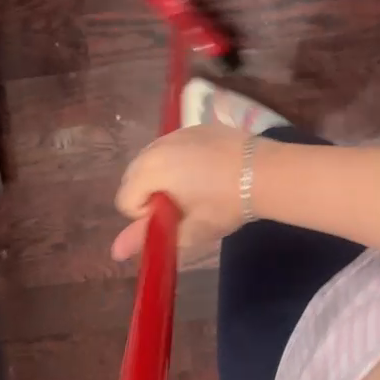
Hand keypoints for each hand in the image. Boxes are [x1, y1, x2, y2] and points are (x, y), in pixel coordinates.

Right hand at [112, 124, 256, 261]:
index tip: (174, 218)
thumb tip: (114, 252)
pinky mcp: (197, 126)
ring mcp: (177, 132)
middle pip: (134, 175)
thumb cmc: (224, 204)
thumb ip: (147, 237)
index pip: (126, 199)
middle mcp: (156, 145)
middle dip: (149, 193)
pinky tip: (207, 169)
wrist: (264, 172)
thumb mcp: (187, 228)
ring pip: (152, 158)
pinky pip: (174, 145)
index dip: (146, 216)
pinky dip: (179, 158)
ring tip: (195, 188)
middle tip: (182, 206)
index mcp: (149, 170)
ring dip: (162, 175)